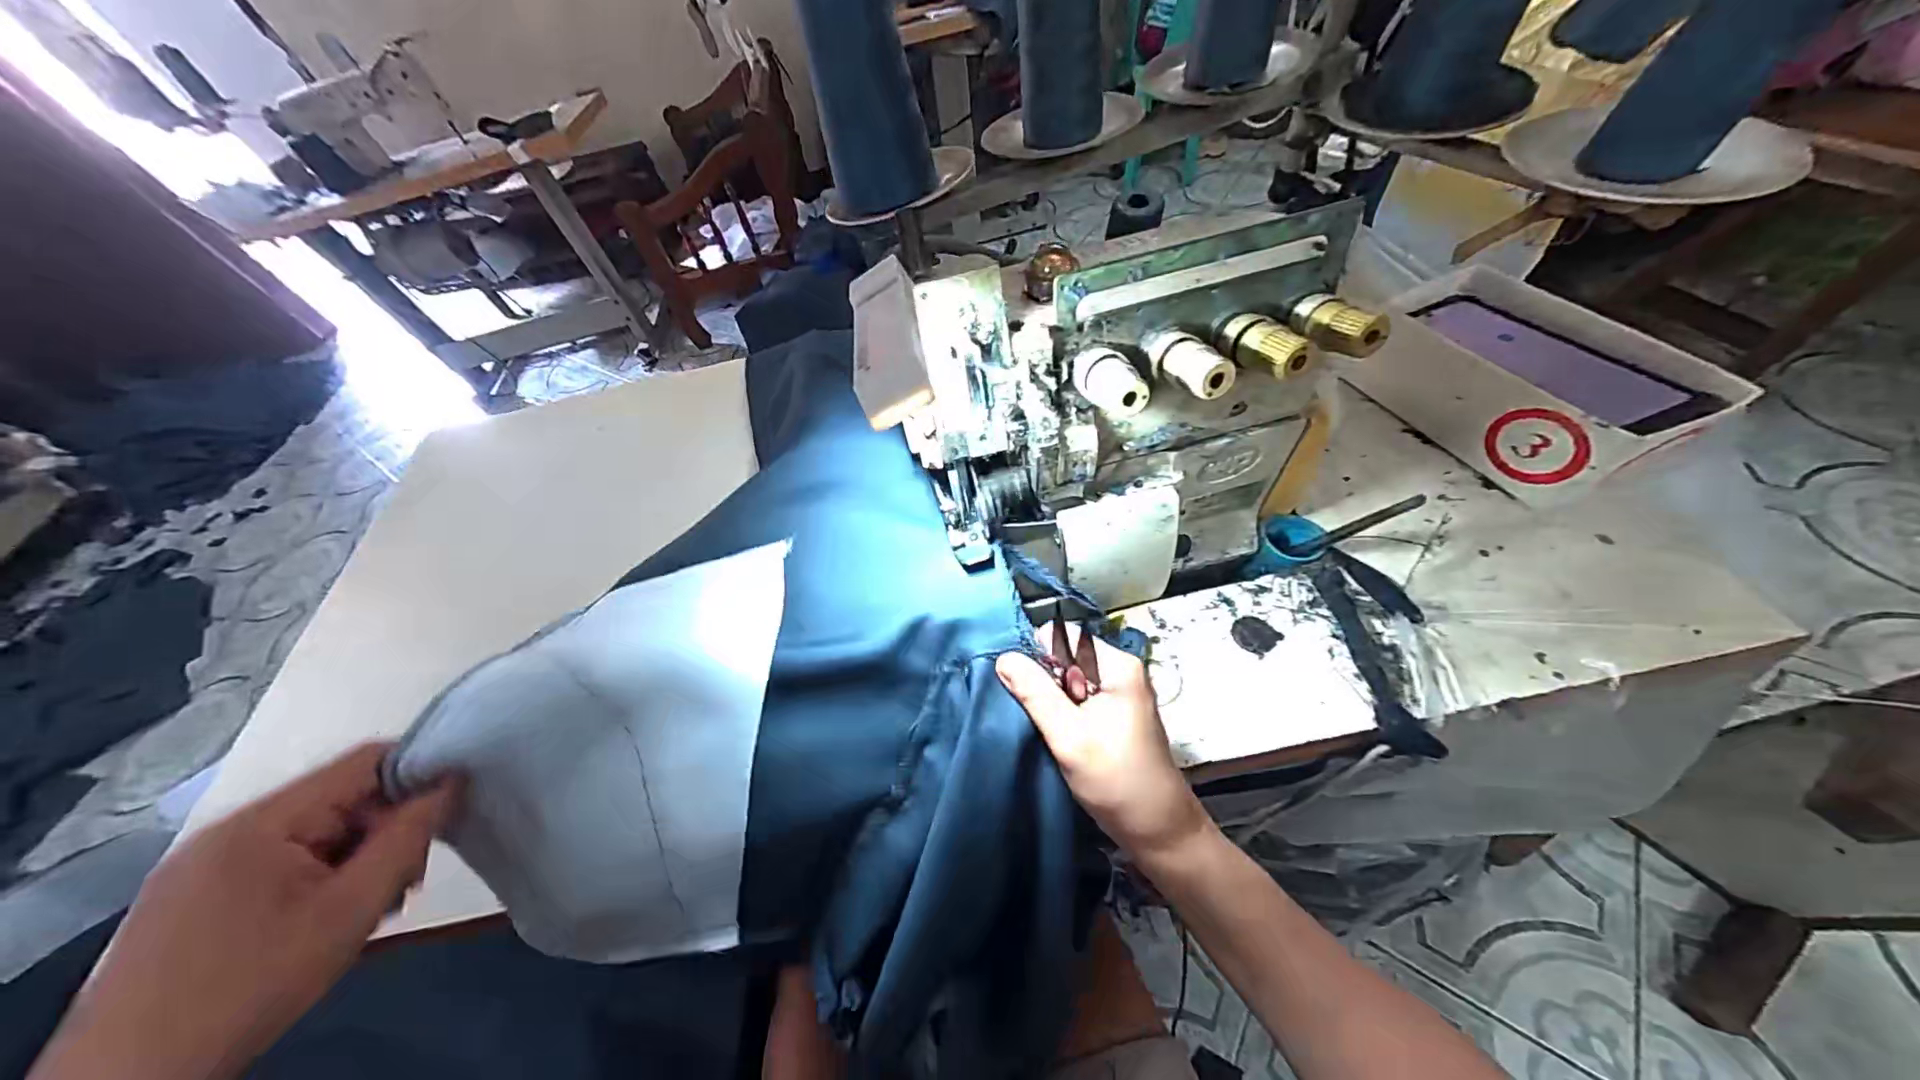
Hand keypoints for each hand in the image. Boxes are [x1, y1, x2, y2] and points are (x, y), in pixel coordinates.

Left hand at [31, 744, 459, 1079]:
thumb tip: (449, 781)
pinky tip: (324, 920)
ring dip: (355, 860)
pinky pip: (278, 863)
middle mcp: (228, 829)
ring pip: (314, 834)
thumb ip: (407, 837)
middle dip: (386, 833)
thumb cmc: (253, 983)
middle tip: (404, 883)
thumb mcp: (352, 908)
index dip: (418, 774)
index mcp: (263, 820)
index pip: (365, 761)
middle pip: (340, 800)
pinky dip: (318, 879)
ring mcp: (201, 864)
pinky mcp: (190, 896)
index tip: (446, 814)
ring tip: (367, 909)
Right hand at [996, 622, 1211, 861]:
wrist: (1158, 830)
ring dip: (1051, 698)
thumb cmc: (1116, 781)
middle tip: (1033, 713)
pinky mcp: (1114, 714)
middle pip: (1066, 656)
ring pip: (1069, 679)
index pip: (1064, 635)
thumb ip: (1034, 693)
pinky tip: (1055, 733)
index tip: (1020, 686)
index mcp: (1117, 666)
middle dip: (1042, 678)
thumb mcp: (1068, 735)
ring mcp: (1119, 693)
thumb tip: (1003, 658)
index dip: (1037, 654)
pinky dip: (1062, 712)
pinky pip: (1078, 698)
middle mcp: (1121, 671)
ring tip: (1044, 726)